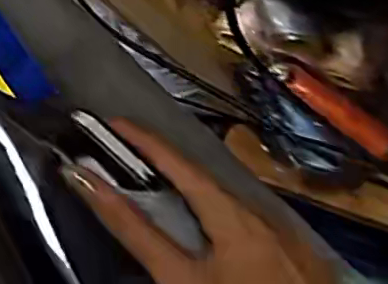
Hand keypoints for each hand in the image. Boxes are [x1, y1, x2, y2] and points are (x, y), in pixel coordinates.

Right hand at [64, 118, 335, 283]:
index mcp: (236, 214)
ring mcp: (292, 247)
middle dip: (167, 164)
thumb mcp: (180, 278)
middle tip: (127, 153)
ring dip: (195, 192)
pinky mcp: (307, 274)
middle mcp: (268, 220)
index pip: (178, 162)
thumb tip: (81, 175)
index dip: (142, 138)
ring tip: (162, 187)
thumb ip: (133, 228)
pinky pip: (253, 228)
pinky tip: (212, 232)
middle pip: (206, 180)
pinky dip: (222, 218)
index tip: (109, 120)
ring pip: (232, 204)